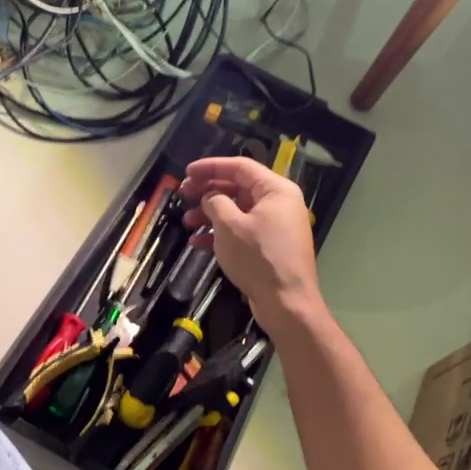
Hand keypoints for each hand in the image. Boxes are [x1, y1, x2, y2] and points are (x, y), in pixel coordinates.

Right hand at [181, 156, 324, 333]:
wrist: (286, 302)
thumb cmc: (259, 258)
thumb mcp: (230, 226)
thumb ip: (216, 203)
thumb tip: (210, 197)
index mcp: (276, 190)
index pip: (240, 167)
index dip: (211, 167)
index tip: (187, 172)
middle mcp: (279, 204)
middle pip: (238, 188)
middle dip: (209, 191)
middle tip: (184, 194)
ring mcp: (275, 226)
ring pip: (238, 211)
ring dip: (210, 214)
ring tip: (187, 221)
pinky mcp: (269, 247)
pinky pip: (242, 231)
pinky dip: (221, 234)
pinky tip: (198, 243)